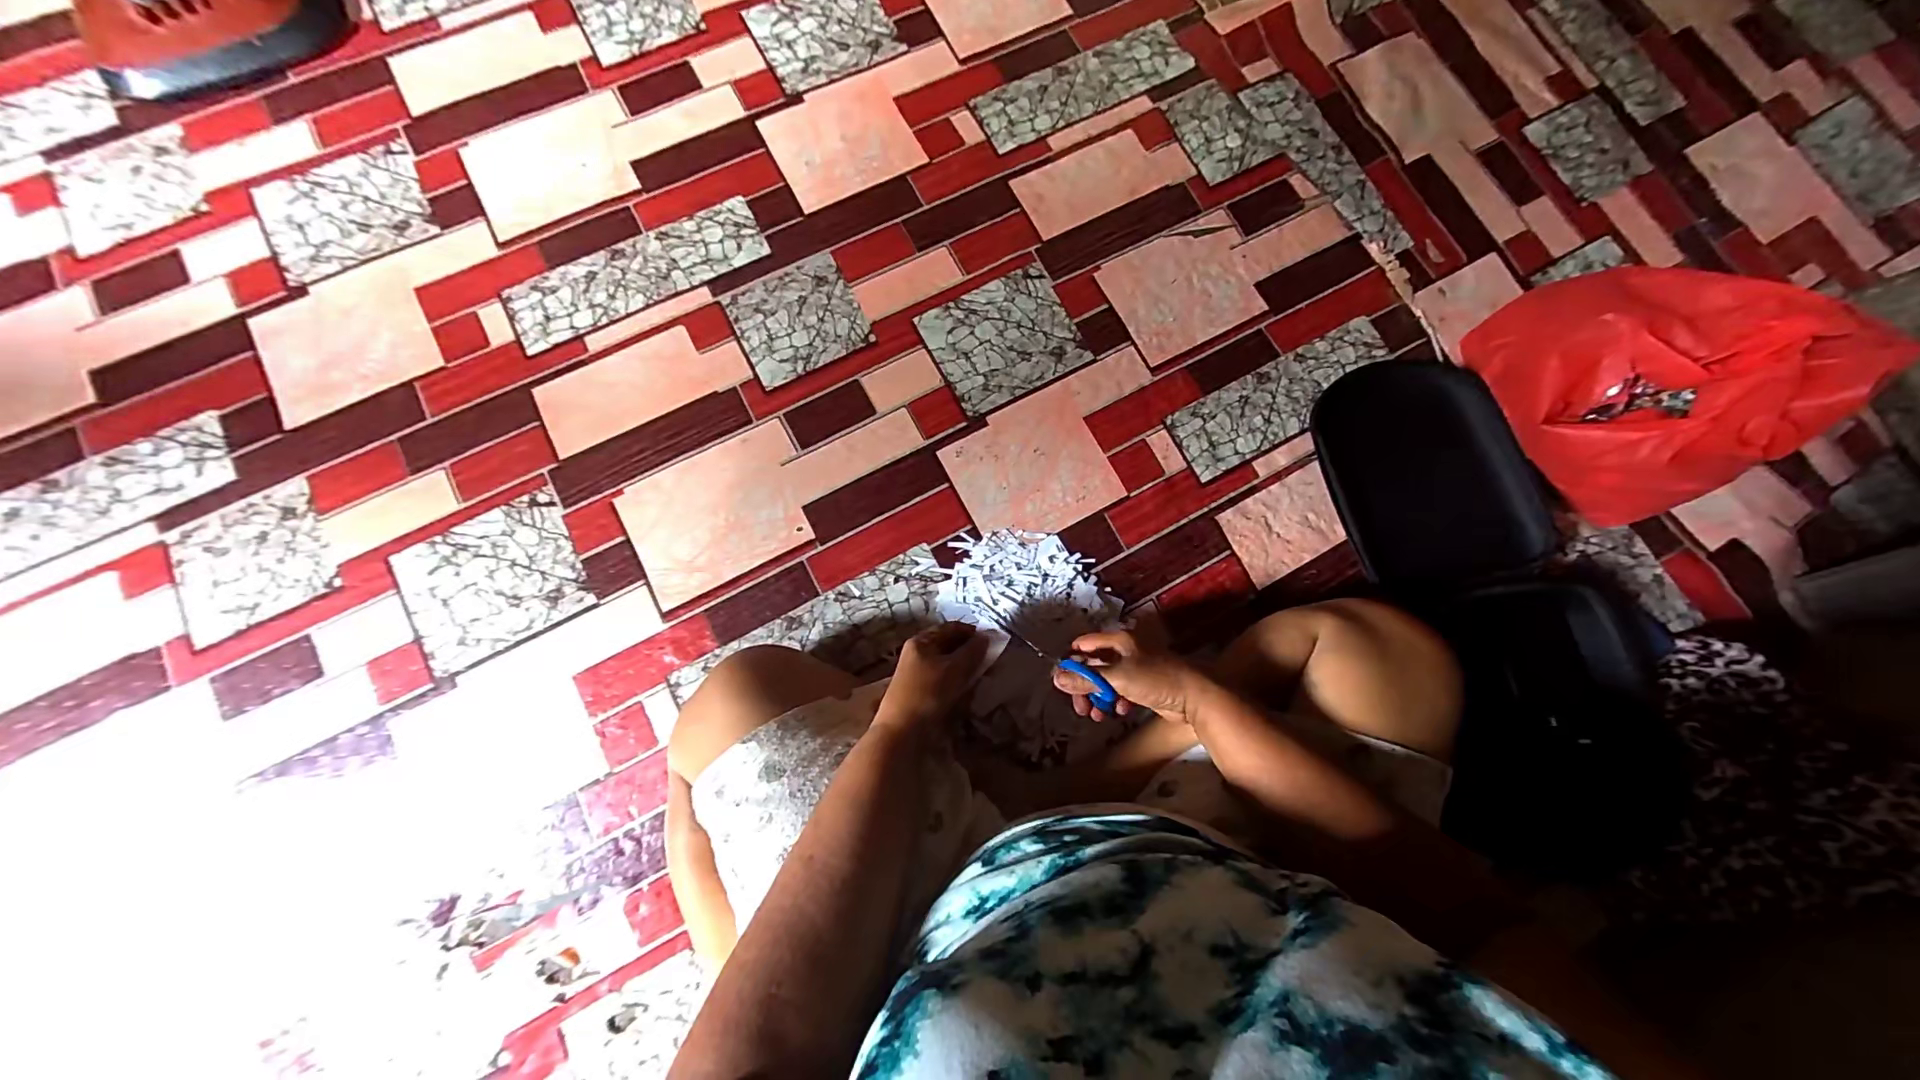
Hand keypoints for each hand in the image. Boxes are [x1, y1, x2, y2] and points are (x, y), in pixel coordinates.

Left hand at [873, 622, 988, 734]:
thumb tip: (986, 636)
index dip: (972, 632)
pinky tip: (967, 692)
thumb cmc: (929, 693)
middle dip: (969, 652)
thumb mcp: (955, 669)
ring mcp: (916, 673)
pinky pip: (943, 680)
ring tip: (981, 677)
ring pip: (947, 664)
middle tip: (990, 660)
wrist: (902, 731)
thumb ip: (973, 651)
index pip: (952, 628)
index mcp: (921, 641)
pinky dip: (956, 683)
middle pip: (948, 646)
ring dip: (964, 669)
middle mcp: (917, 653)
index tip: (992, 641)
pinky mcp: (919, 691)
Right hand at [1050, 631, 1199, 722]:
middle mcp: (1125, 651)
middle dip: (1084, 685)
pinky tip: (1117, 711)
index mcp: (1118, 641)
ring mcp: (1134, 668)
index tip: (1063, 680)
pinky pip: (1119, 691)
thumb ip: (1086, 678)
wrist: (1196, 697)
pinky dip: (1114, 701)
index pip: (1084, 645)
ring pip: (1105, 681)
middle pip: (1093, 665)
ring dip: (1097, 697)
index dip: (1071, 661)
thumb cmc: (1156, 679)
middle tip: (1079, 706)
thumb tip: (1056, 677)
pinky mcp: (1143, 685)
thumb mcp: (1117, 678)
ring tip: (1096, 714)